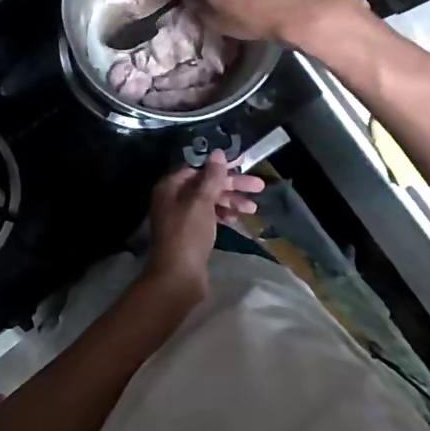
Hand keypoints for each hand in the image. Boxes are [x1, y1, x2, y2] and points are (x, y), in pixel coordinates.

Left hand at [144, 152, 265, 304]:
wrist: (178, 277)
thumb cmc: (188, 235)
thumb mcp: (201, 202)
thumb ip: (211, 177)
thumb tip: (217, 153)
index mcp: (170, 187)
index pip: (198, 168)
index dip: (221, 167)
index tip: (243, 166)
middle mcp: (173, 199)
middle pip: (206, 185)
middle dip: (231, 186)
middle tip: (258, 187)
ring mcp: (181, 217)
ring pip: (209, 202)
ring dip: (230, 201)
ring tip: (253, 208)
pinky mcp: (190, 234)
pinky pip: (209, 217)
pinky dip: (223, 215)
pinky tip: (238, 218)